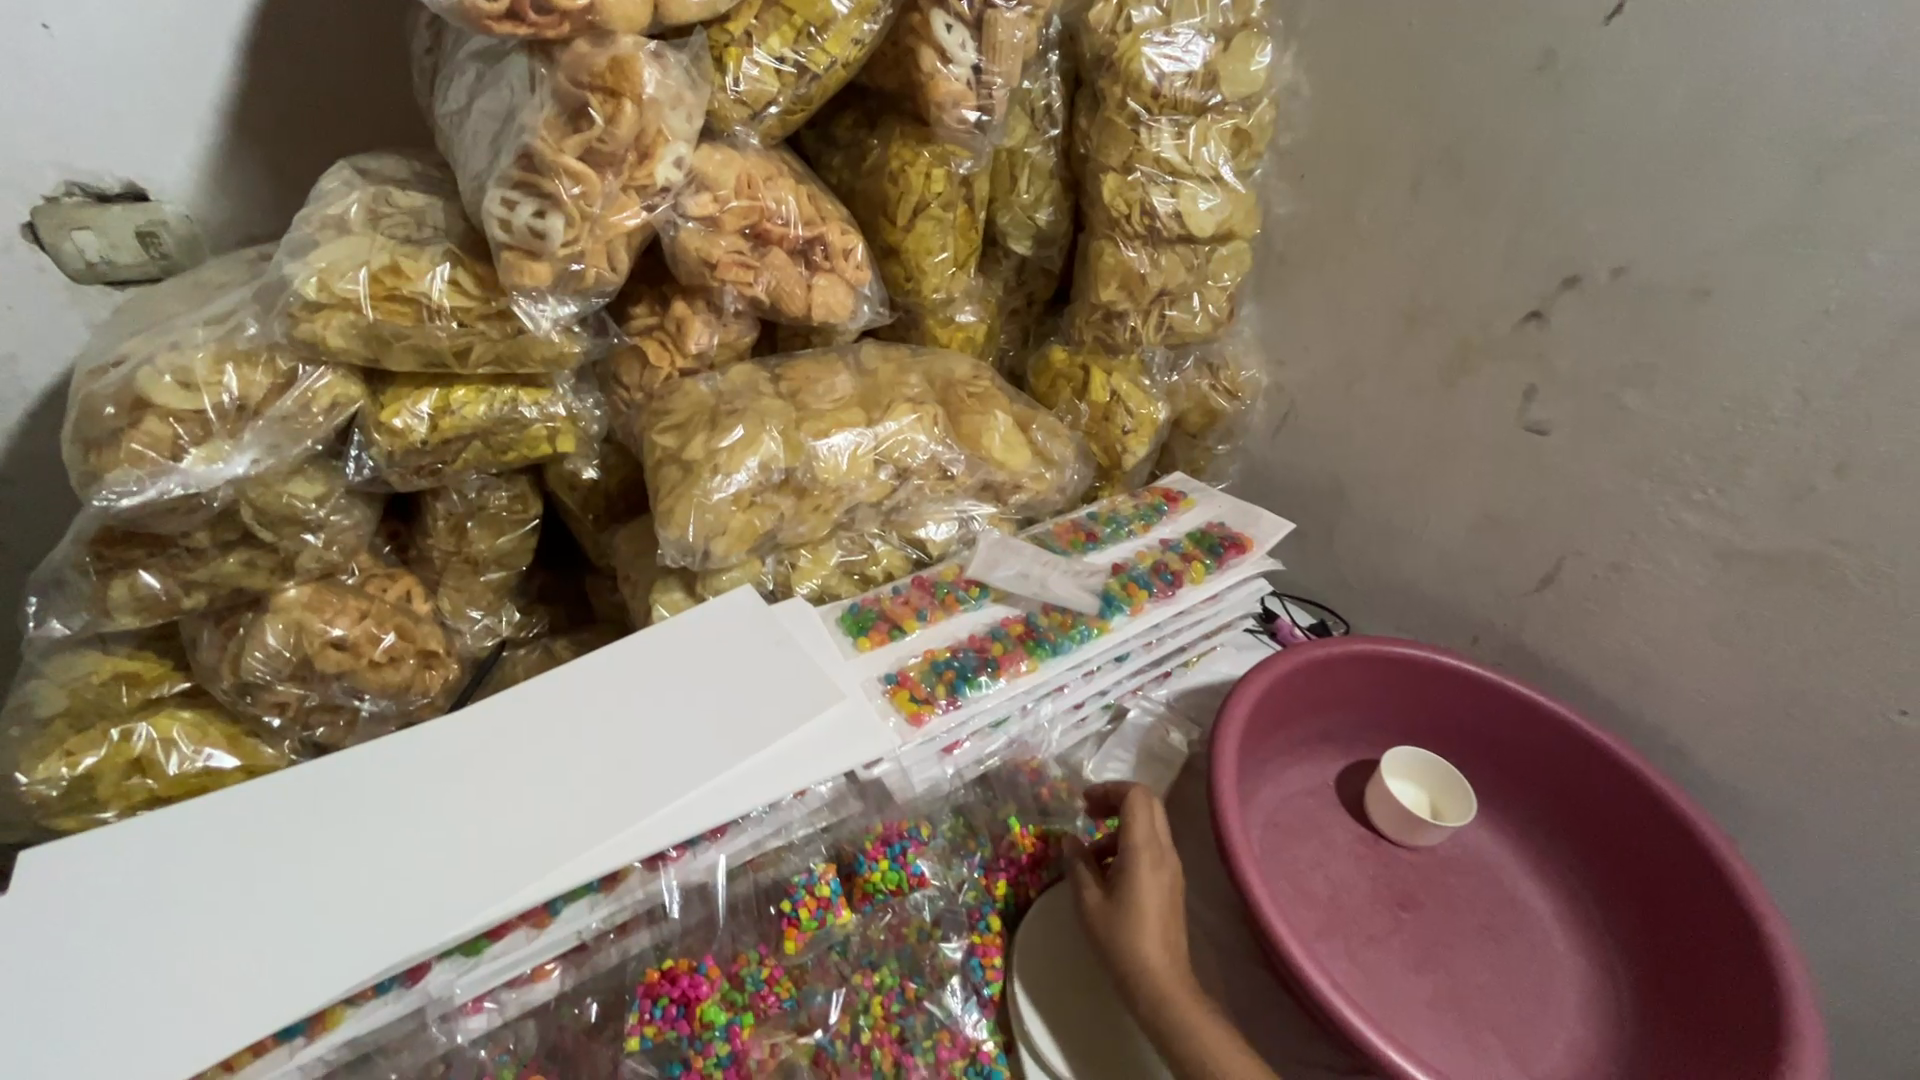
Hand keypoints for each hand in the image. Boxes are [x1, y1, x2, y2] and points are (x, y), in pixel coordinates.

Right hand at [1068, 782, 1198, 1015]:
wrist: (1160, 983)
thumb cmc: (1121, 940)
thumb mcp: (1088, 901)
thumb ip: (1077, 863)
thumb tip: (1069, 840)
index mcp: (1144, 849)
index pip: (1136, 795)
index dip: (1109, 790)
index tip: (1084, 803)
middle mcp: (1164, 850)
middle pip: (1147, 803)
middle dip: (1116, 801)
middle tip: (1088, 815)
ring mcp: (1172, 866)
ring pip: (1150, 825)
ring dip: (1121, 826)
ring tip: (1091, 852)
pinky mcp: (1172, 882)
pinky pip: (1153, 846)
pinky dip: (1129, 844)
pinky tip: (1107, 872)